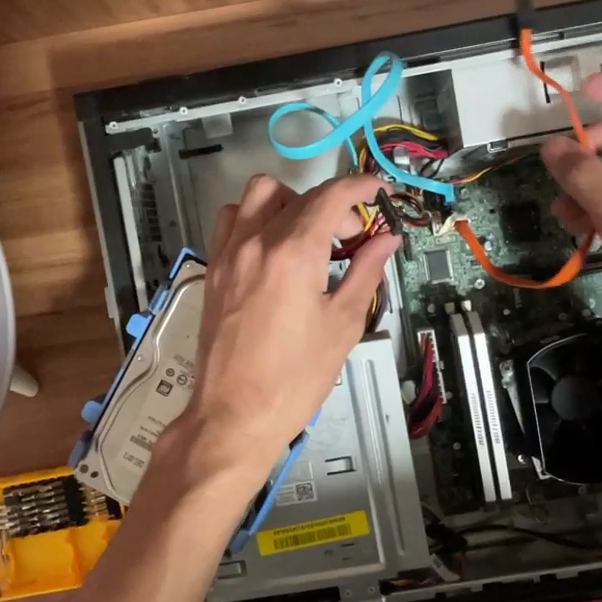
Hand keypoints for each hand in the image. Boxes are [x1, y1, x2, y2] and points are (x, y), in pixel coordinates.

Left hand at [170, 174, 400, 483]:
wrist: (235, 414)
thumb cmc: (294, 378)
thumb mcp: (343, 324)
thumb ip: (367, 272)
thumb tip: (387, 240)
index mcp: (294, 252)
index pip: (331, 196)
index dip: (361, 187)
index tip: (379, 192)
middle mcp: (256, 241)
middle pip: (300, 194)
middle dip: (333, 205)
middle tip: (352, 239)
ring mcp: (229, 253)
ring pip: (258, 195)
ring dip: (290, 202)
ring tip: (310, 236)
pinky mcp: (213, 269)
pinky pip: (232, 220)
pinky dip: (256, 218)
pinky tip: (274, 248)